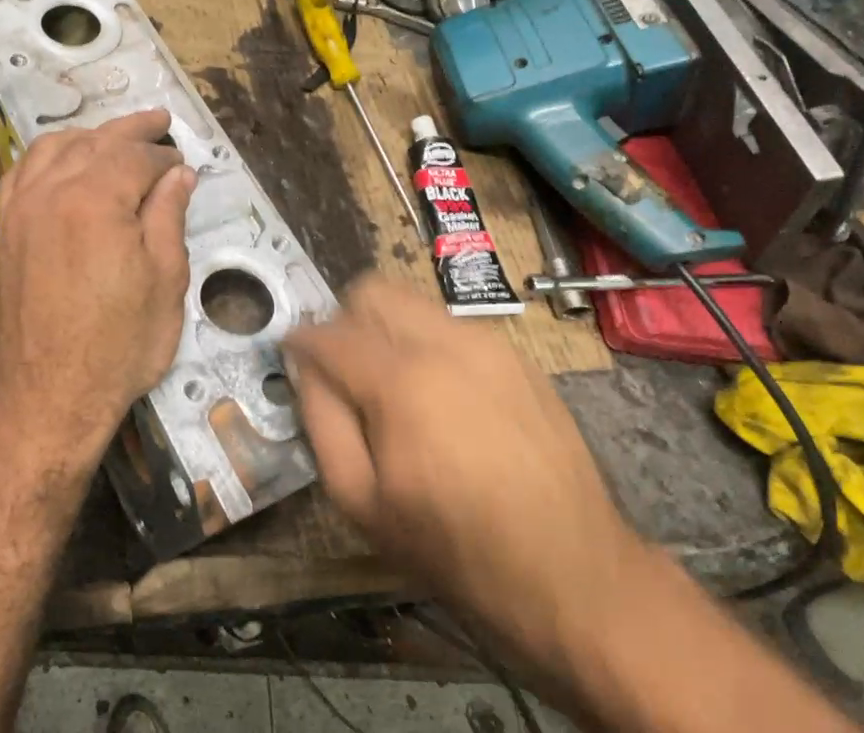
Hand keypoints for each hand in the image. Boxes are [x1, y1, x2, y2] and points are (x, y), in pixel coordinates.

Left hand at [0, 110, 196, 462]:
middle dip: (131, 131)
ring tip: (114, 137)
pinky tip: (61, 160)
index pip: (136, 158)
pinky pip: (21, 172)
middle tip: (159, 123)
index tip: (183, 162)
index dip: (164, 157)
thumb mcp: (164, 282)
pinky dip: (46, 156)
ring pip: (53, 148)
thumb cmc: (118, 346)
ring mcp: (21, 207)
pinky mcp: (5, 228)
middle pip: (95, 142)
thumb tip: (178, 173)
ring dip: (87, 136)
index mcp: (96, 200)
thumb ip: (168, 217)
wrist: (48, 393)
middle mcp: (52, 191)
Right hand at [284, 276, 652, 660]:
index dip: (300, 342)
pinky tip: (442, 403)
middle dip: (346, 322)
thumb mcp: (359, 499)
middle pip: (373, 291)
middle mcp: (447, 344)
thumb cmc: (451, 546)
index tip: (292, 361)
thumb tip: (304, 367)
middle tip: (344, 373)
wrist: (572, 573)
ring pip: (416, 304)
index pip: (328, 332)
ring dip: (389, 332)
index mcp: (401, 381)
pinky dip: (430, 347)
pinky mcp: (522, 361)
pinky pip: (455, 329)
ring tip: (395, 392)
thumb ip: (320, 420)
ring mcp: (493, 347)